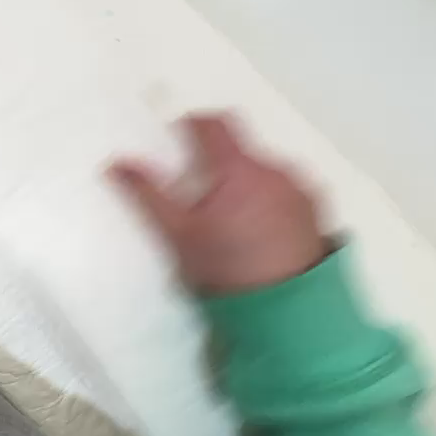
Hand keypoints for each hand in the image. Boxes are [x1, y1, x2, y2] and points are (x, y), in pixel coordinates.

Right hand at [109, 113, 328, 293]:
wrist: (288, 312)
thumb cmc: (225, 268)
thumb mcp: (176, 233)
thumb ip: (146, 193)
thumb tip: (116, 162)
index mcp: (240, 169)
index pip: (213, 123)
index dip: (190, 124)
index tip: (175, 142)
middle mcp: (278, 169)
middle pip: (238, 150)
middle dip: (216, 165)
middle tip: (197, 198)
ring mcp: (303, 189)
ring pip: (262, 170)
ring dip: (243, 182)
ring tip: (229, 220)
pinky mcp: (318, 210)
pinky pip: (285, 188)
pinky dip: (268, 198)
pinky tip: (257, 230)